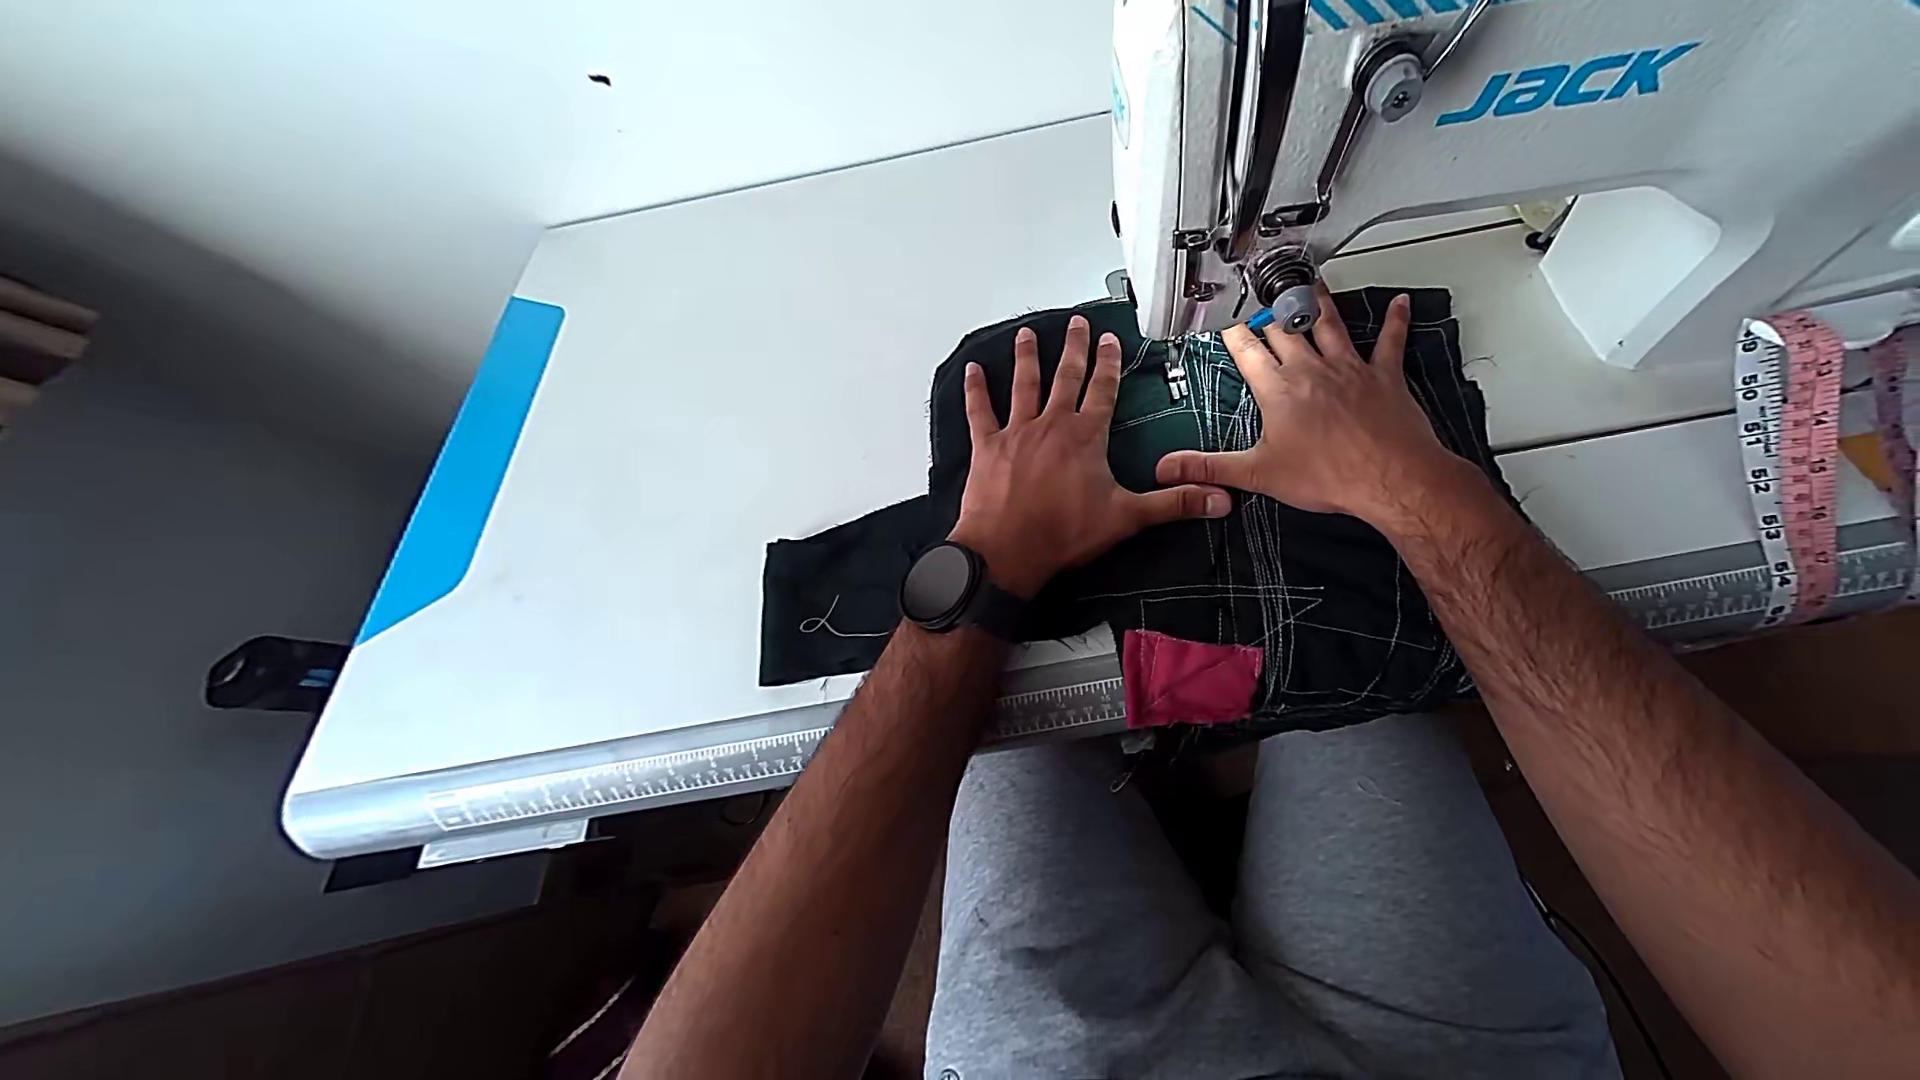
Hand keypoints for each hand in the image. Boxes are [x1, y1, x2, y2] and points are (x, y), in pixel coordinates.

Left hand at [950, 315, 1230, 597]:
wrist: (1008, 550)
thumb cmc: (1063, 534)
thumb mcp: (1126, 517)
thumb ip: (1173, 503)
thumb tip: (1220, 499)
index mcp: (1086, 436)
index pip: (1103, 390)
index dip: (1108, 363)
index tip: (1110, 339)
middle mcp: (1051, 425)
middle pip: (1065, 377)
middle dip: (1074, 348)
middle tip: (1075, 323)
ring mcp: (1016, 433)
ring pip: (1023, 385)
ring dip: (1027, 358)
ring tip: (1027, 333)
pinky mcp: (987, 447)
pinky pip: (979, 411)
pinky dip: (975, 390)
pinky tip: (972, 370)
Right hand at [1156, 285, 1471, 525]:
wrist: (1390, 479)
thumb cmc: (1329, 475)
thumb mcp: (1256, 474)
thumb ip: (1209, 467)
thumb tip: (1168, 468)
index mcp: (1278, 390)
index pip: (1247, 351)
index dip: (1233, 333)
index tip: (1225, 319)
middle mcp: (1312, 371)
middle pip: (1285, 330)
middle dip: (1269, 310)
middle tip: (1261, 293)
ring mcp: (1350, 369)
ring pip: (1330, 324)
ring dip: (1318, 302)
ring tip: (1309, 283)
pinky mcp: (1384, 377)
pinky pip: (1390, 341)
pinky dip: (1395, 321)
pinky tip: (1399, 304)